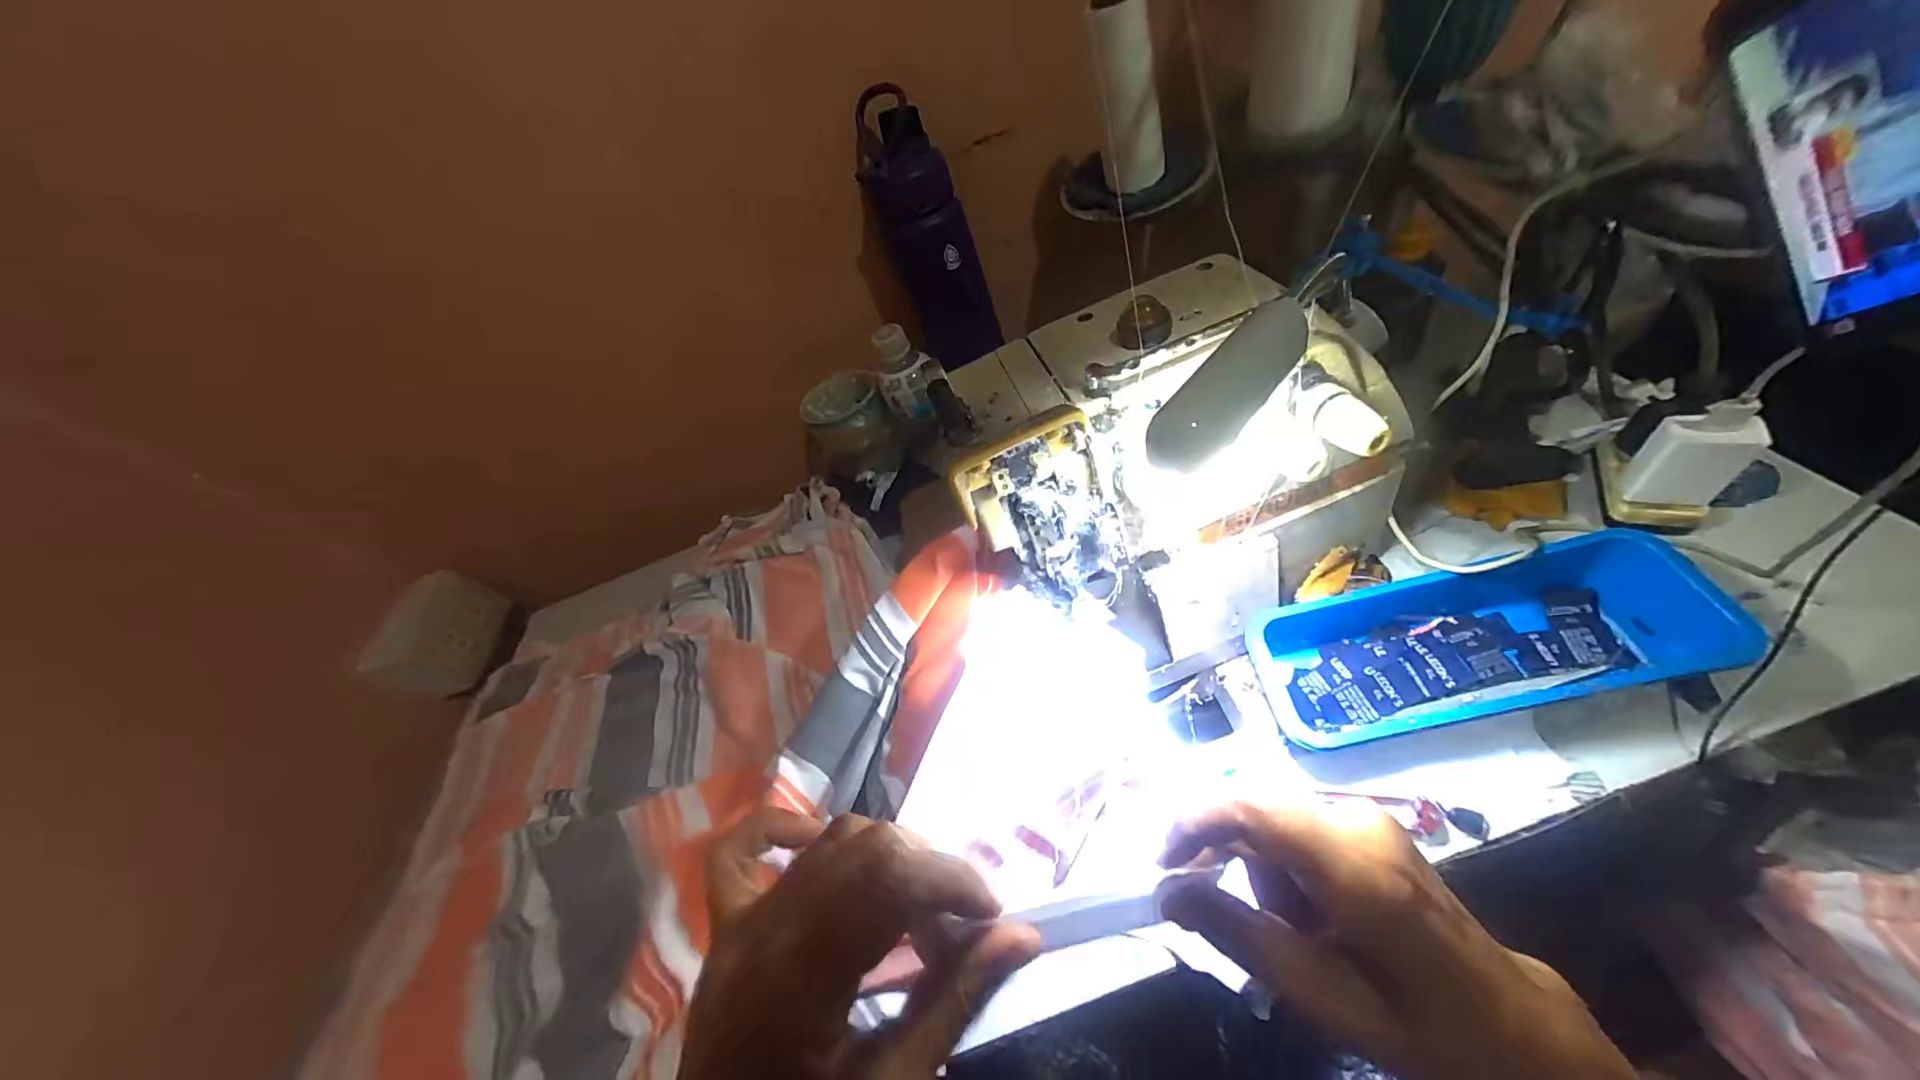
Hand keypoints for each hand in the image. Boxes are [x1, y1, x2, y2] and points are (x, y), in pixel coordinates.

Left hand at [681, 809, 1040, 1078]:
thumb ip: (955, 1001)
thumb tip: (1022, 936)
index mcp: (801, 972)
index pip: (888, 877)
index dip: (951, 879)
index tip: (992, 917)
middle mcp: (767, 927)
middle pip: (867, 850)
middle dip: (930, 874)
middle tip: (958, 933)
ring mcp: (739, 920)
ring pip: (830, 841)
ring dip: (889, 860)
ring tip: (916, 914)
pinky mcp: (725, 923)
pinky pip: (741, 849)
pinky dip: (788, 831)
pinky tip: (822, 842)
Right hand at [1159, 800, 1634, 1079]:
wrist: (1508, 1026)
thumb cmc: (1413, 1020)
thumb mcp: (1316, 992)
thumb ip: (1234, 932)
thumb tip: (1166, 890)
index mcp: (1350, 863)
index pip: (1247, 808)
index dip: (1192, 824)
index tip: (1162, 864)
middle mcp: (1356, 818)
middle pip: (1253, 813)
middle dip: (1228, 859)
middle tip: (1227, 916)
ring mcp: (1367, 817)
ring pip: (1271, 821)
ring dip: (1261, 871)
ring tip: (1293, 932)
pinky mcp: (1369, 824)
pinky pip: (1296, 827)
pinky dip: (1283, 867)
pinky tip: (1310, 914)